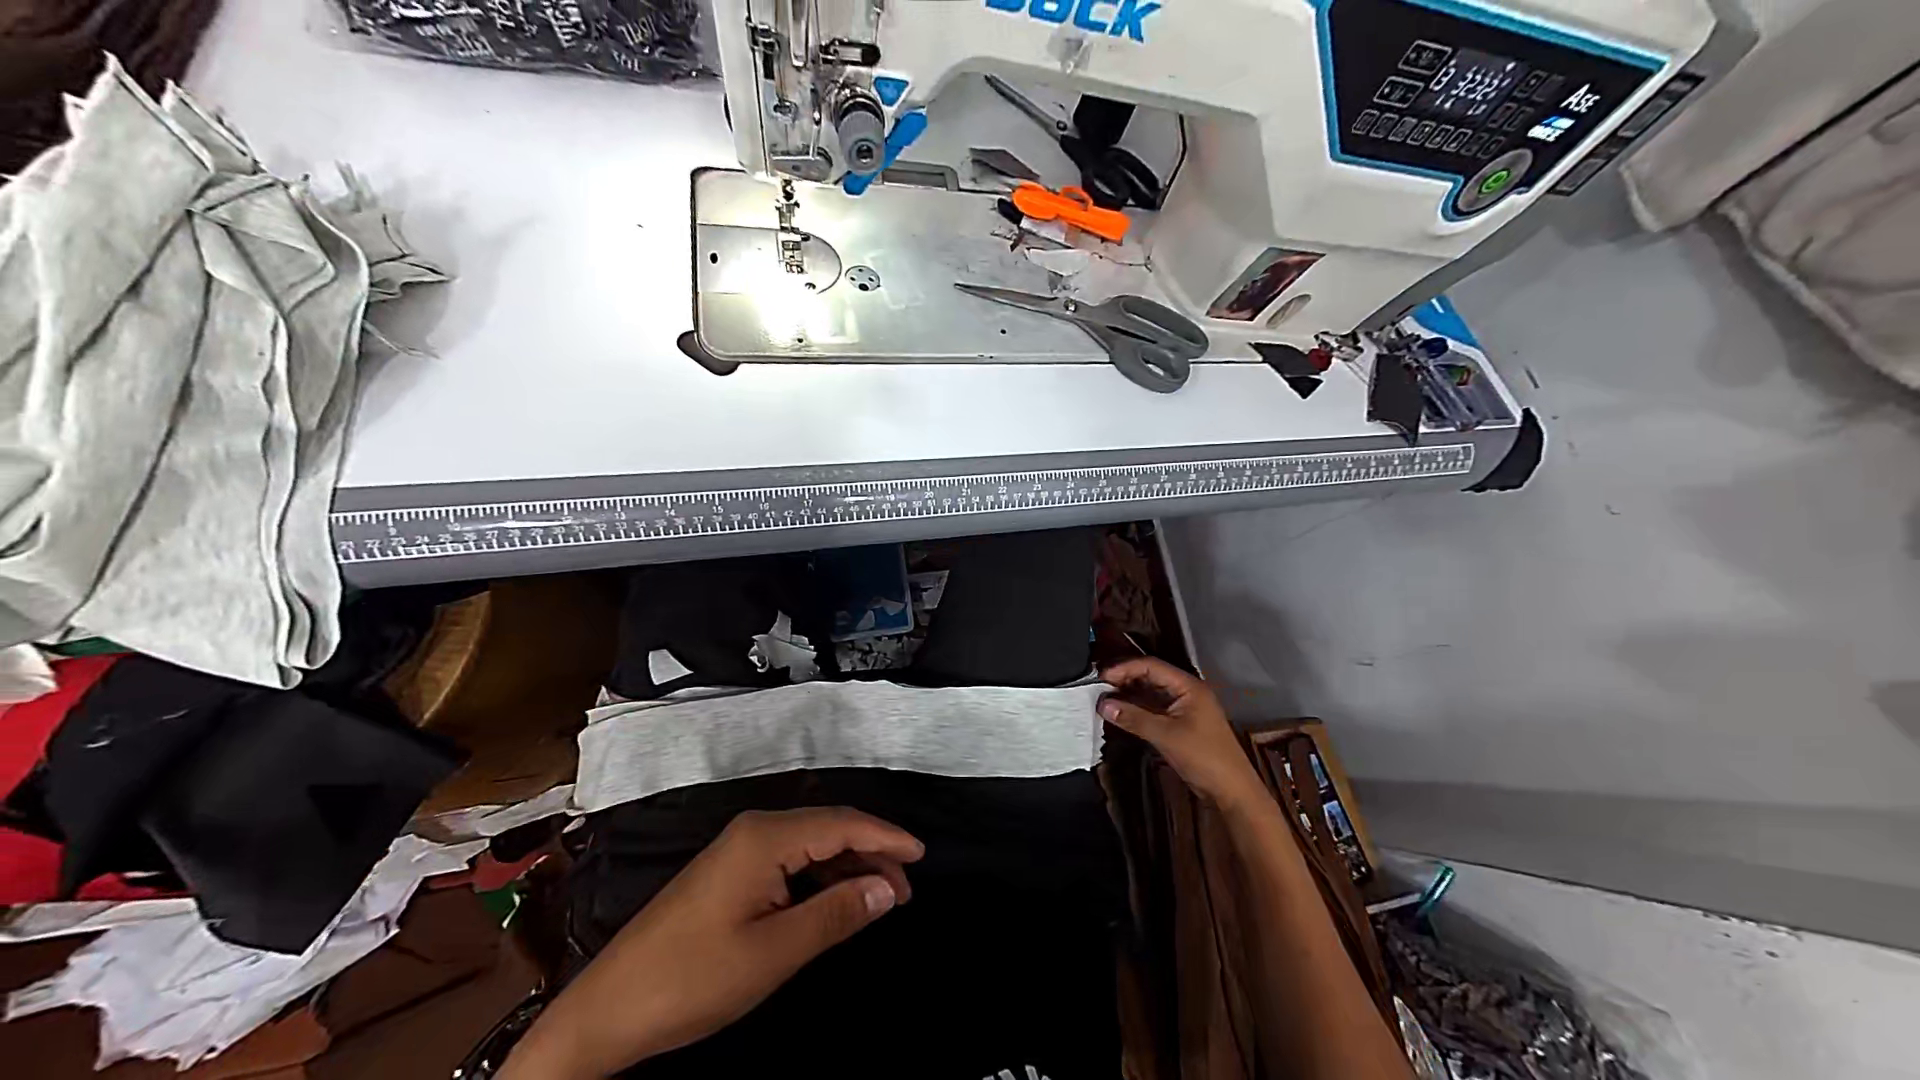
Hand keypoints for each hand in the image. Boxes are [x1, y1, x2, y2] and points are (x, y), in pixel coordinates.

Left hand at [502, 808, 923, 1078]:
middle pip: (828, 828)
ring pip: (810, 844)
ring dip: (847, 868)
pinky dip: (820, 878)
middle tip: (904, 891)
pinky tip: (836, 901)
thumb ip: (836, 914)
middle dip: (871, 854)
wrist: (608, 1010)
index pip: (842, 823)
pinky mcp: (731, 870)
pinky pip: (790, 861)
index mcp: (766, 837)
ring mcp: (739, 849)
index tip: (923, 855)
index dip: (886, 837)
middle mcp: (755, 830)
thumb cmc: (693, 978)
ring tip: (879, 900)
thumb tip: (887, 888)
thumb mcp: (774, 952)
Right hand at [1099, 658, 1265, 809]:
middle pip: (1151, 676)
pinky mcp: (1180, 724)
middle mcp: (1186, 691)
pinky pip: (1154, 708)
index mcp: (1188, 686)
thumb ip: (1133, 717)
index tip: (1101, 676)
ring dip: (1129, 694)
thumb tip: (1102, 705)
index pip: (1151, 666)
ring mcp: (1184, 708)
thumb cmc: (1204, 757)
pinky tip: (1120, 713)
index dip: (1125, 668)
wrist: (1232, 790)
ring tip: (1104, 698)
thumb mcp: (1166, 735)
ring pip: (1151, 693)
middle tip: (1098, 685)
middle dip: (1125, 679)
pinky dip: (1136, 709)